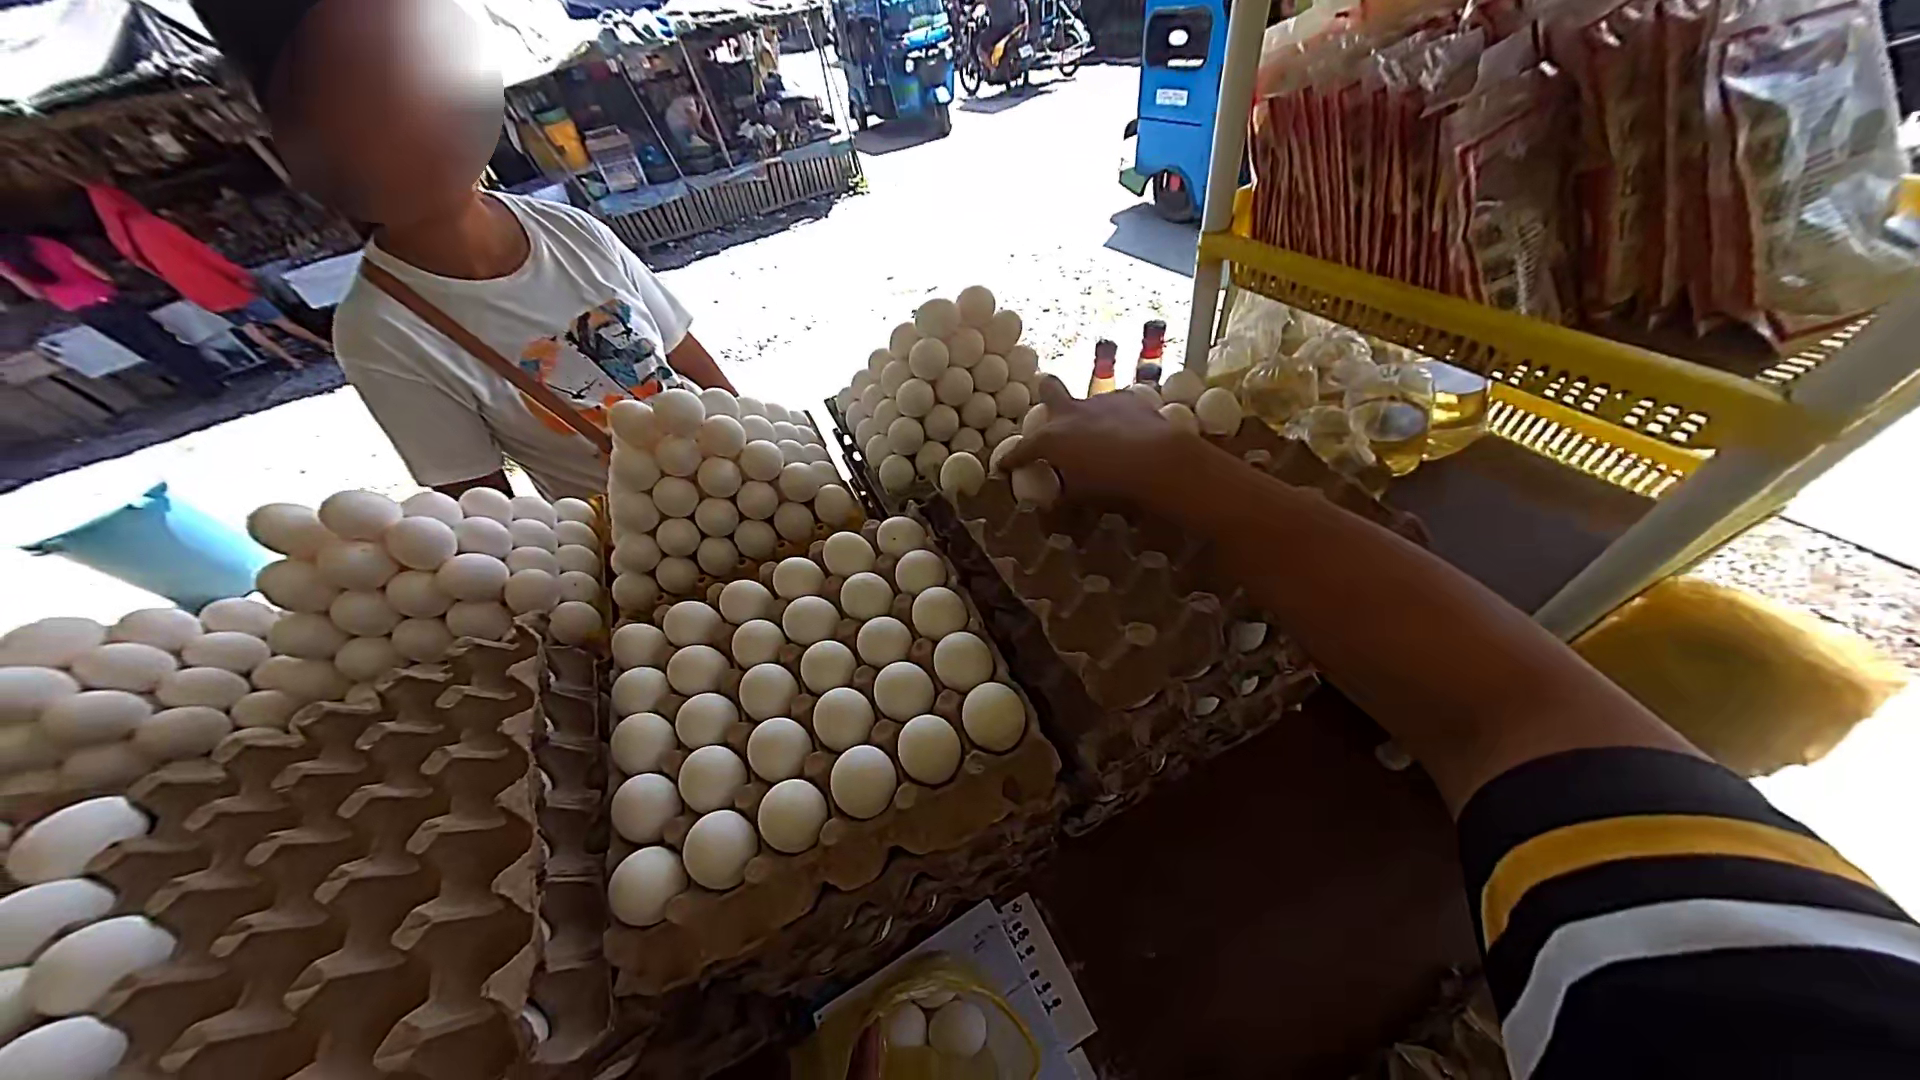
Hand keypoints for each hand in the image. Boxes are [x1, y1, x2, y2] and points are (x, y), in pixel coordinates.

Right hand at [999, 375, 1208, 510]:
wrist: (1157, 460)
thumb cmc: (1110, 483)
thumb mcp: (1080, 497)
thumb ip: (1063, 499)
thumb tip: (1052, 508)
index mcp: (1050, 439)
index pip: (1021, 450)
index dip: (1010, 460)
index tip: (1003, 467)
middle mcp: (1070, 413)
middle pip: (1048, 388)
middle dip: (1045, 392)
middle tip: (1048, 404)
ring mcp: (1100, 401)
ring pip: (1086, 398)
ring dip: (1087, 413)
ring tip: (1099, 431)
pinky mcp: (1130, 398)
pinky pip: (1117, 403)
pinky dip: (1117, 416)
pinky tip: (1127, 429)